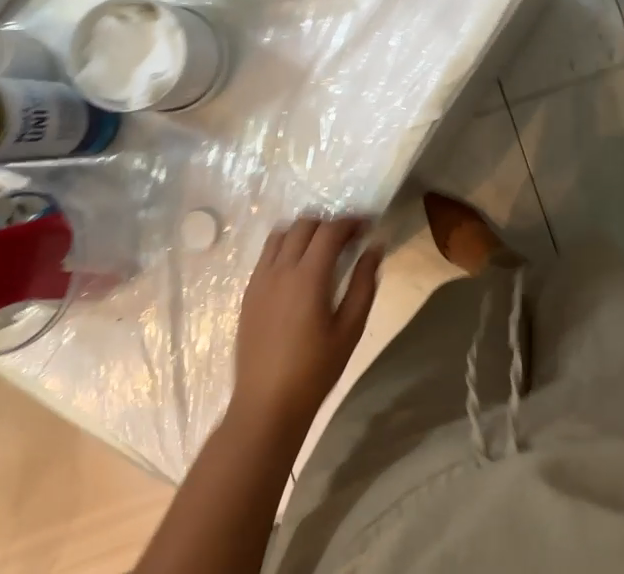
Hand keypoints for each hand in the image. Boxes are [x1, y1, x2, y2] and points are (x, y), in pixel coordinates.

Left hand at [230, 216, 382, 435]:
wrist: (267, 402)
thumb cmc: (316, 369)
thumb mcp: (351, 328)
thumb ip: (364, 283)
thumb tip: (375, 248)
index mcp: (308, 277)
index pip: (330, 230)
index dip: (351, 222)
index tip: (368, 226)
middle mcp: (280, 270)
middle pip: (304, 225)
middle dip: (329, 223)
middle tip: (349, 238)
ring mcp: (259, 280)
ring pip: (280, 234)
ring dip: (304, 232)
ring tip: (322, 248)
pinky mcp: (248, 293)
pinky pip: (266, 254)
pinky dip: (285, 247)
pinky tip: (298, 268)